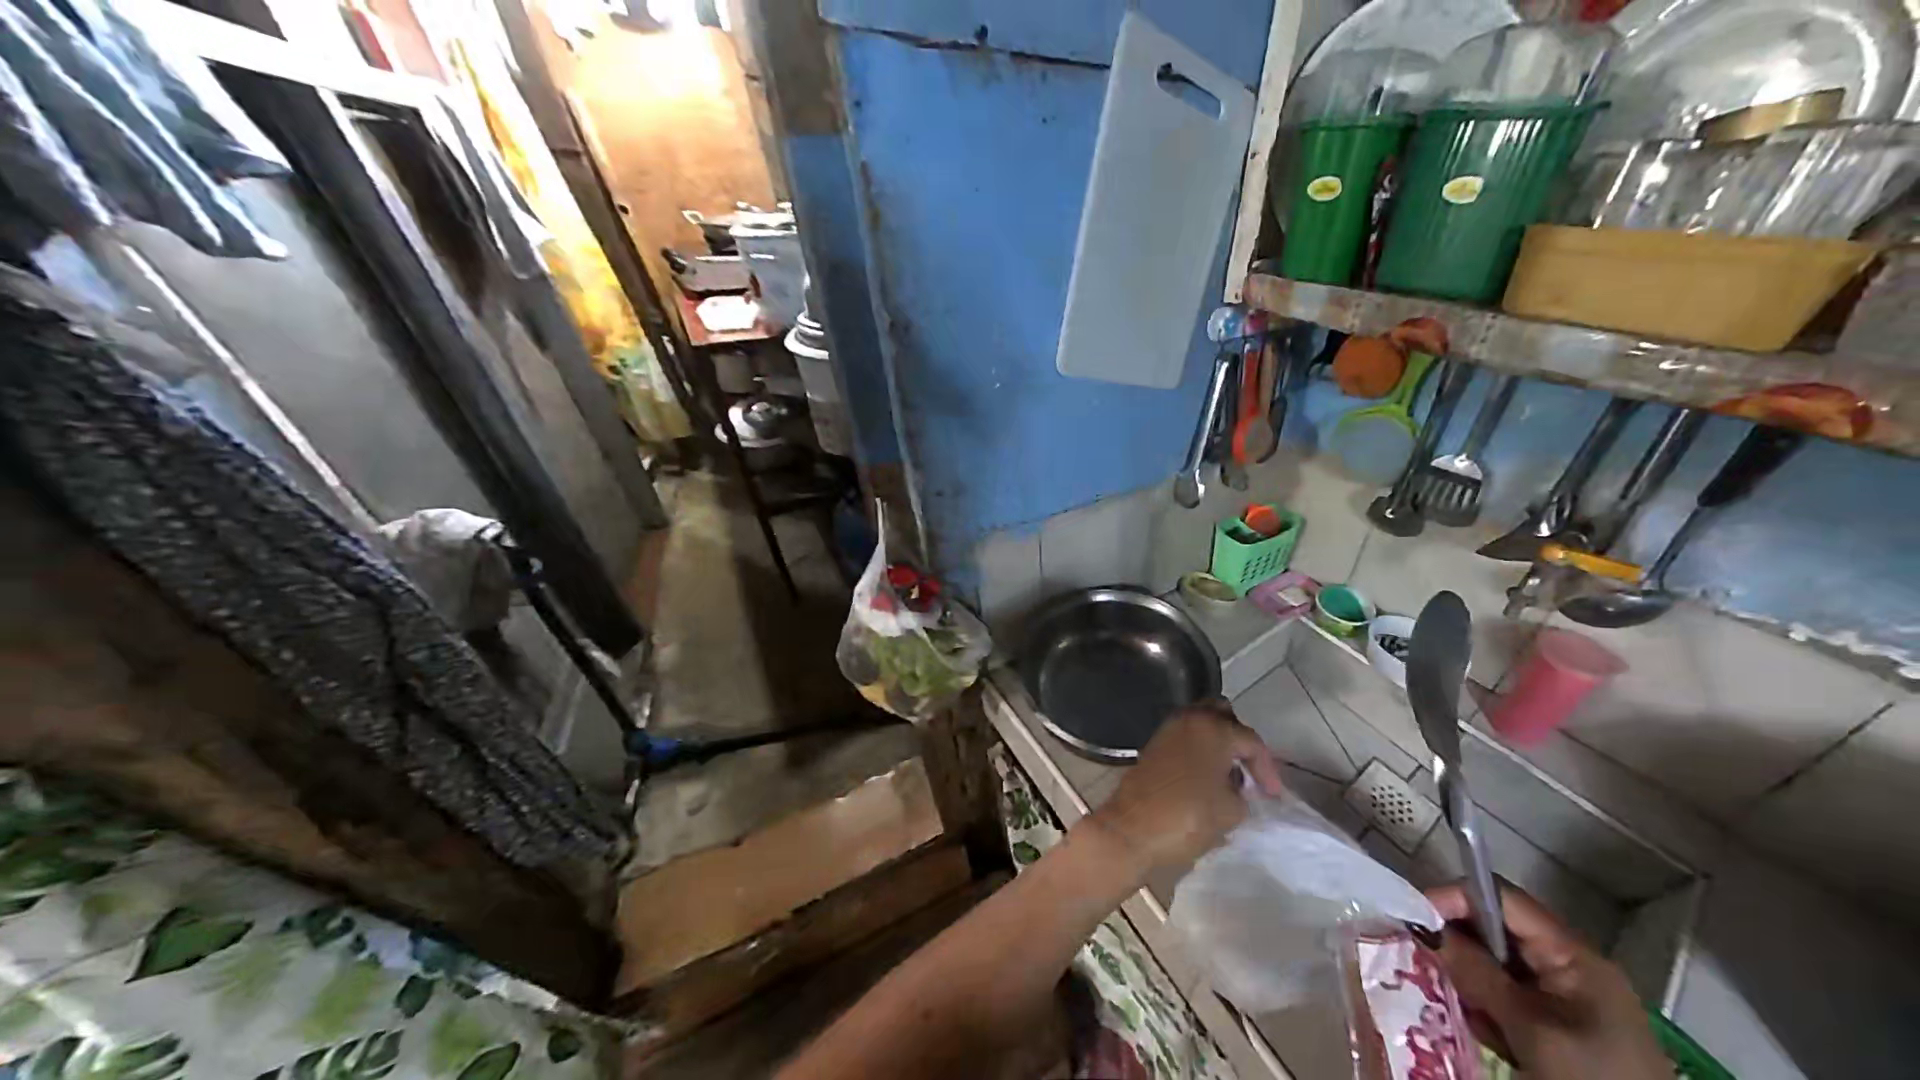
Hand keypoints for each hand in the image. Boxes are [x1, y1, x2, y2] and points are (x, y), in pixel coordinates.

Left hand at [1085, 700, 1283, 877]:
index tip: (1273, 795)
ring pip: (1201, 724)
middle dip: (1239, 739)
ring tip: (1230, 775)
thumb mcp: (1232, 810)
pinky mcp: (1153, 746)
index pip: (1251, 741)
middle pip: (1222, 715)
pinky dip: (1199, 750)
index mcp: (1213, 728)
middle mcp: (1189, 719)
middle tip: (1249, 769)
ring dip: (1217, 743)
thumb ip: (1242, 792)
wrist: (1133, 828)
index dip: (1267, 769)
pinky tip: (1207, 776)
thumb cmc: (1188, 816)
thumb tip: (1235, 785)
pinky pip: (1185, 738)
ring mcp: (1167, 730)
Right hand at [1426, 884, 1668, 1079]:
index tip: (1414, 916)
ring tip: (1465, 1011)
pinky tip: (1486, 1032)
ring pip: (1494, 964)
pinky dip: (1486, 1006)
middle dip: (1459, 944)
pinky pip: (1506, 995)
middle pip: (1494, 930)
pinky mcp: (1558, 1024)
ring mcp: (1564, 997)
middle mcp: (1567, 965)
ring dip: (1471, 981)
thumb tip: (1425, 928)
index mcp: (1572, 955)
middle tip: (1429, 964)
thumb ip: (1478, 974)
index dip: (1455, 897)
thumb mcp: (1531, 1029)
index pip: (1501, 898)